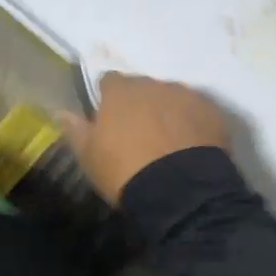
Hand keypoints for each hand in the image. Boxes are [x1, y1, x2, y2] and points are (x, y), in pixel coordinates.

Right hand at [57, 73, 229, 204]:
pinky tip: (190, 146)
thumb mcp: (89, 156)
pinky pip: (197, 113)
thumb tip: (60, 112)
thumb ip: (75, 129)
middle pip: (142, 87)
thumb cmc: (125, 171)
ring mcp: (187, 97)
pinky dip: (192, 123)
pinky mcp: (214, 114)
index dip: (107, 99)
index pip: (108, 81)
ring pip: (171, 98)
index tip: (107, 119)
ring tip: (167, 142)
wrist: (182, 194)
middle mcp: (153, 85)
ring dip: (166, 112)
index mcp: (120, 91)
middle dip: (139, 104)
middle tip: (137, 133)